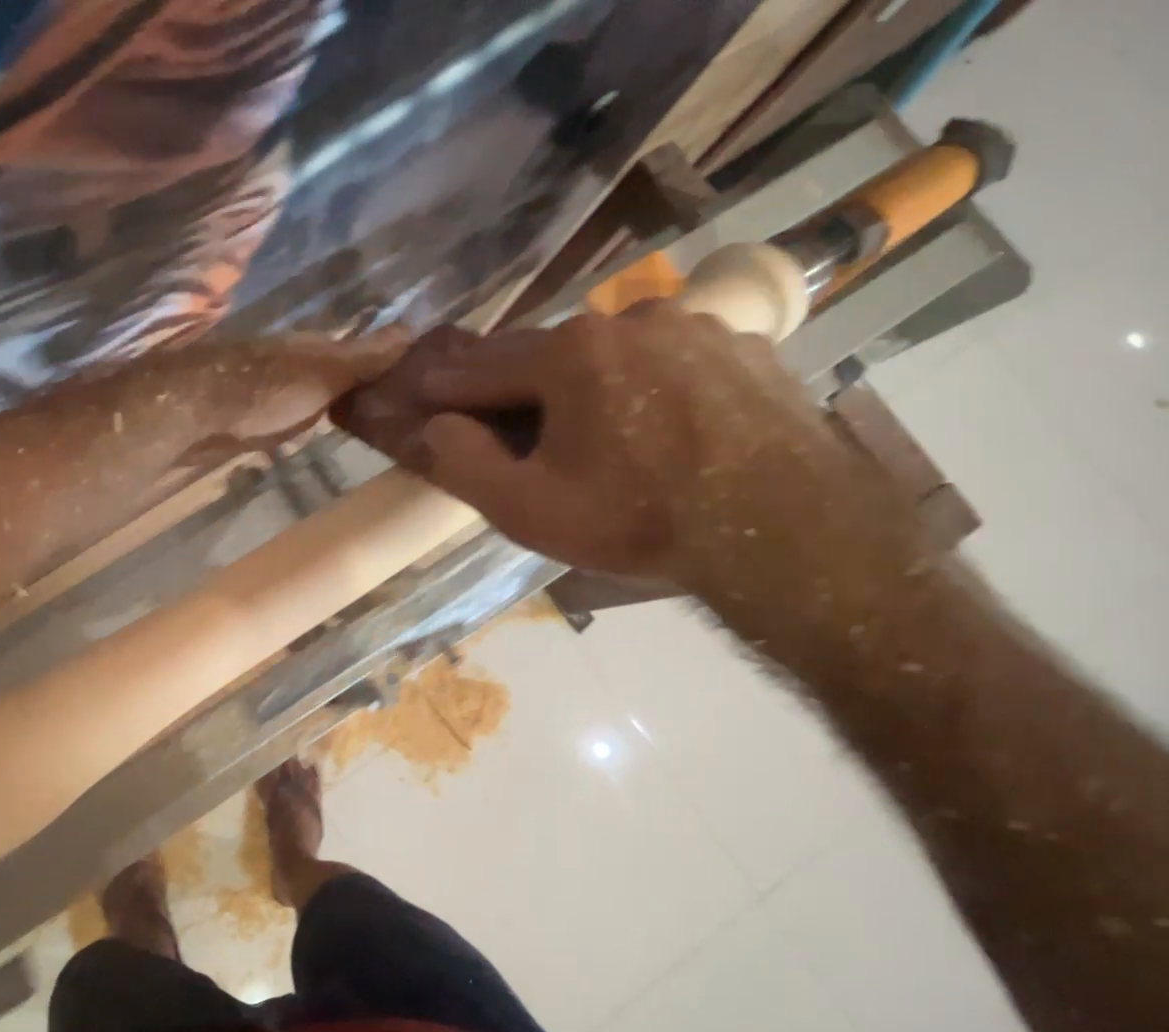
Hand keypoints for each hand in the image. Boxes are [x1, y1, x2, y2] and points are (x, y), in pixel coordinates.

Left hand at [148, 330, 412, 451]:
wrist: (189, 415)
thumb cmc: (262, 391)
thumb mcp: (324, 372)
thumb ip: (365, 356)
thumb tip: (416, 328)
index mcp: (312, 344)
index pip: (362, 348)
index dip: (388, 361)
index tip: (420, 381)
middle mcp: (290, 358)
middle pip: (335, 369)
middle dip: (360, 384)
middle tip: (395, 411)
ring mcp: (264, 386)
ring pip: (310, 392)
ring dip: (331, 403)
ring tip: (363, 424)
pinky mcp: (245, 415)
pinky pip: (286, 414)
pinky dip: (303, 420)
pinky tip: (309, 435)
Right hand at [335, 304, 906, 595]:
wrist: (787, 535)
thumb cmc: (639, 521)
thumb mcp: (527, 509)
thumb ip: (461, 462)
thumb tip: (430, 425)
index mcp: (569, 352)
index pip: (482, 367)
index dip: (446, 388)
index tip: (420, 397)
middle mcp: (629, 319)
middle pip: (548, 356)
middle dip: (520, 389)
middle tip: (508, 428)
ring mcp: (695, 327)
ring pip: (613, 354)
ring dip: (588, 385)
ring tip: (592, 434)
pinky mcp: (745, 348)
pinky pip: (671, 362)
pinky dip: (648, 386)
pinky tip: (659, 427)